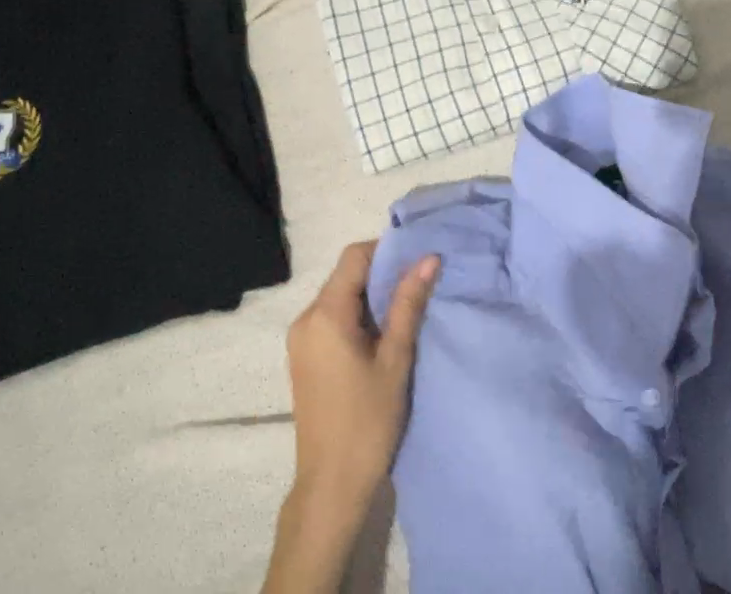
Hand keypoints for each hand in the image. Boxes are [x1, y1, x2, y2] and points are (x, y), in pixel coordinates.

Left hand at [284, 240, 439, 503]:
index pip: (354, 257)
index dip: (387, 250)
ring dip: (373, 297)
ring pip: (341, 297)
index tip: (420, 258)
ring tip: (410, 309)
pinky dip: (360, 316)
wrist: (332, 481)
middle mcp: (305, 320)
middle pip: (345, 276)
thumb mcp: (396, 358)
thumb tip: (429, 258)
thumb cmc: (368, 419)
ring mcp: (301, 340)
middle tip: (423, 284)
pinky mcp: (305, 357)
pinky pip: (333, 319)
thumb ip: (409, 304)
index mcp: (324, 315)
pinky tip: (386, 334)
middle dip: (383, 274)